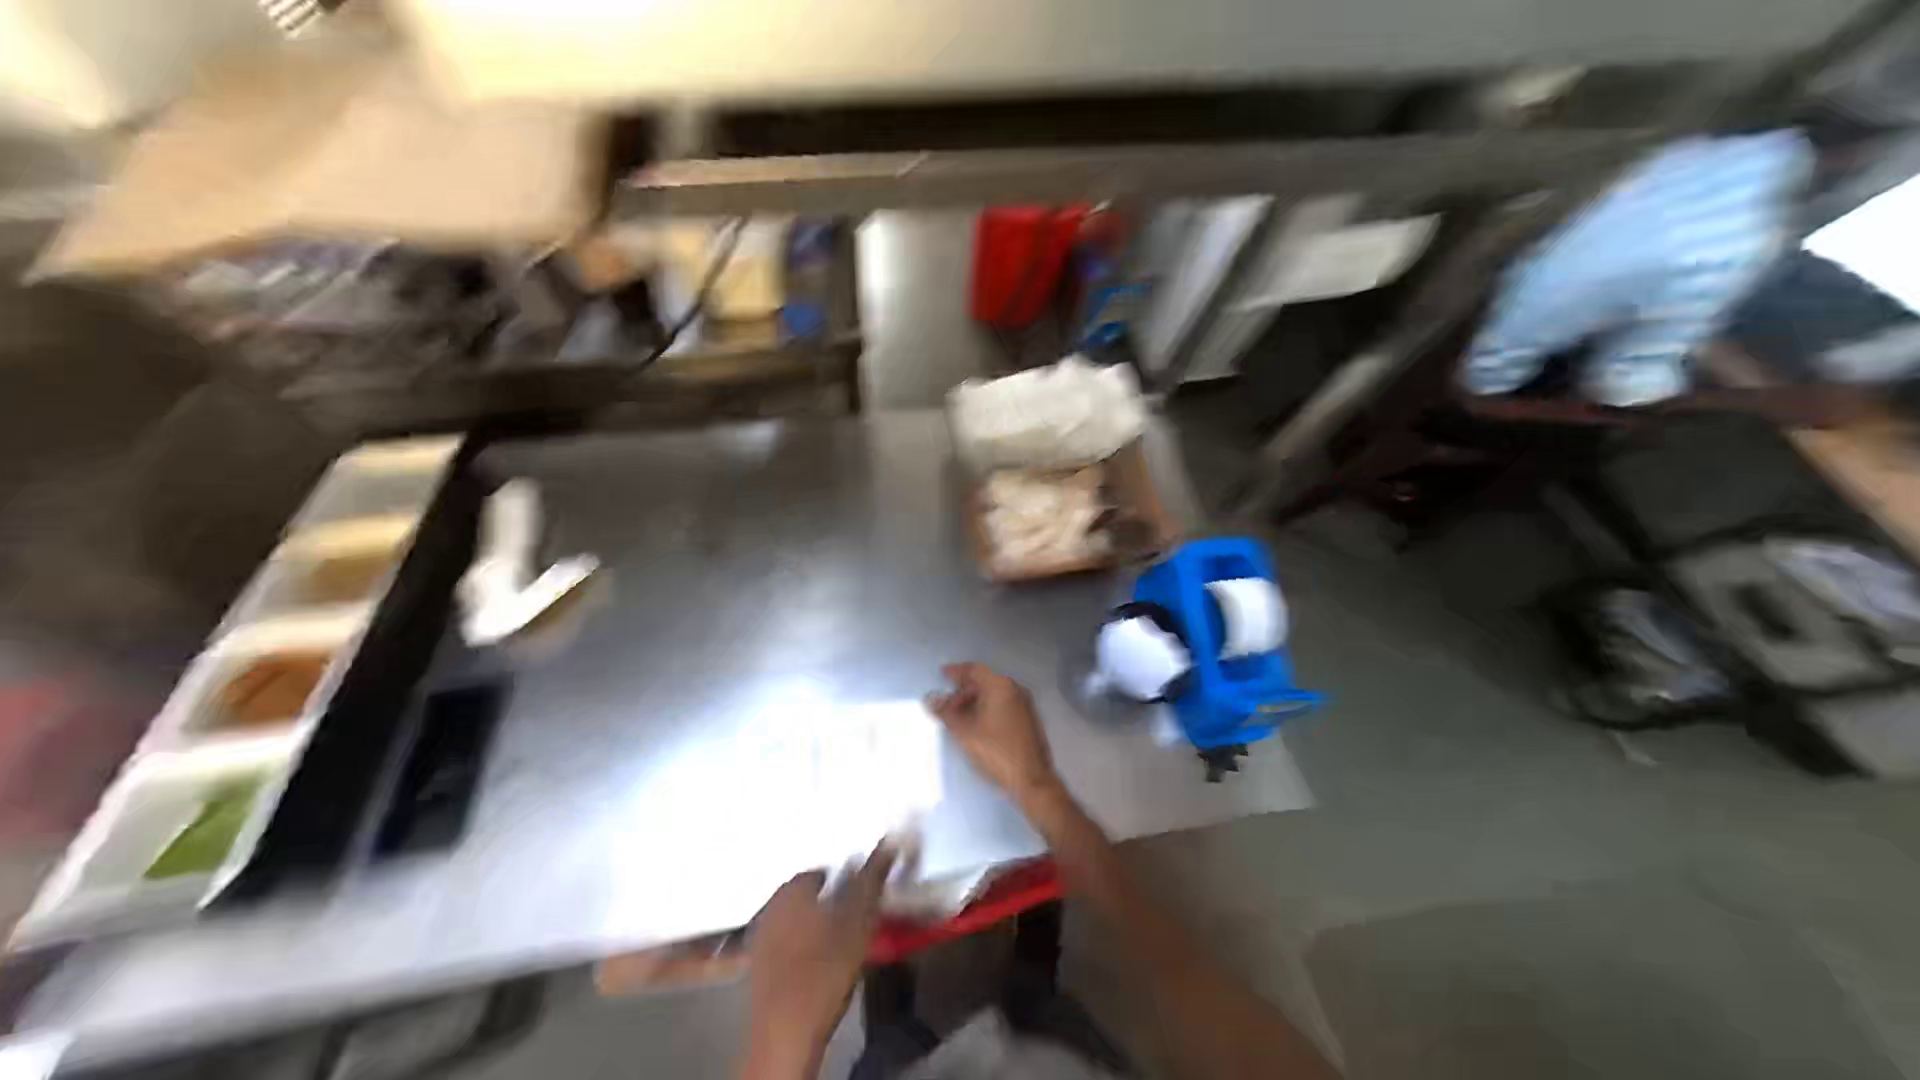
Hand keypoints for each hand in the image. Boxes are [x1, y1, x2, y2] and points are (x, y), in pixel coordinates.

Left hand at [743, 845, 895, 1078]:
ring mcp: (759, 940)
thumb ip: (873, 876)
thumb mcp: (859, 917)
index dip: (843, 879)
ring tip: (838, 940)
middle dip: (827, 900)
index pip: (820, 871)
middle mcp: (770, 907)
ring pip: (793, 920)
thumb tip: (890, 840)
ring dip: (813, 925)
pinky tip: (817, 963)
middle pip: (805, 894)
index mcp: (791, 888)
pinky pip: (784, 946)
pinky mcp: (757, 971)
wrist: (787, 1030)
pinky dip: (800, 948)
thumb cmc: (825, 966)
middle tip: (852, 915)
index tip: (860, 893)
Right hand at [927, 663, 1063, 806]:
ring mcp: (1025, 705)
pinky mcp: (1028, 719)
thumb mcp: (965, 732)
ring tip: (958, 718)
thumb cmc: (997, 751)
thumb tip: (930, 699)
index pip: (975, 670)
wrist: (1032, 780)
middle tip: (946, 705)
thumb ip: (945, 713)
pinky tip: (976, 725)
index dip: (956, 671)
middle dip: (963, 691)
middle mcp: (1015, 689)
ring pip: (994, 695)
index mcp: (1001, 687)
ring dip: (974, 702)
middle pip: (985, 681)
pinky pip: (1003, 705)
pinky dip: (987, 709)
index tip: (942, 675)